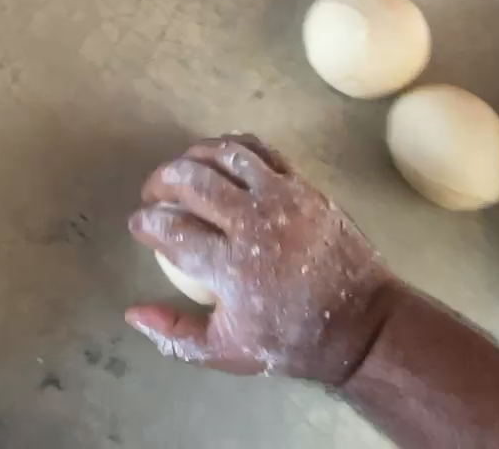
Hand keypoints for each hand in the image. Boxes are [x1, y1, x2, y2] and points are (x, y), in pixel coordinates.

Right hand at [126, 134, 398, 384]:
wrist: (365, 324)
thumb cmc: (293, 339)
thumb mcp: (230, 351)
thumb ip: (177, 334)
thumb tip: (133, 312)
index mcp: (232, 268)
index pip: (170, 230)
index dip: (145, 222)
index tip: (139, 224)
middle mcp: (252, 224)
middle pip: (190, 181)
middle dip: (160, 182)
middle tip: (153, 194)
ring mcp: (280, 197)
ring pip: (221, 155)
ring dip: (190, 157)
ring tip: (180, 171)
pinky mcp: (301, 183)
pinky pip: (258, 148)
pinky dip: (230, 146)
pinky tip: (217, 158)